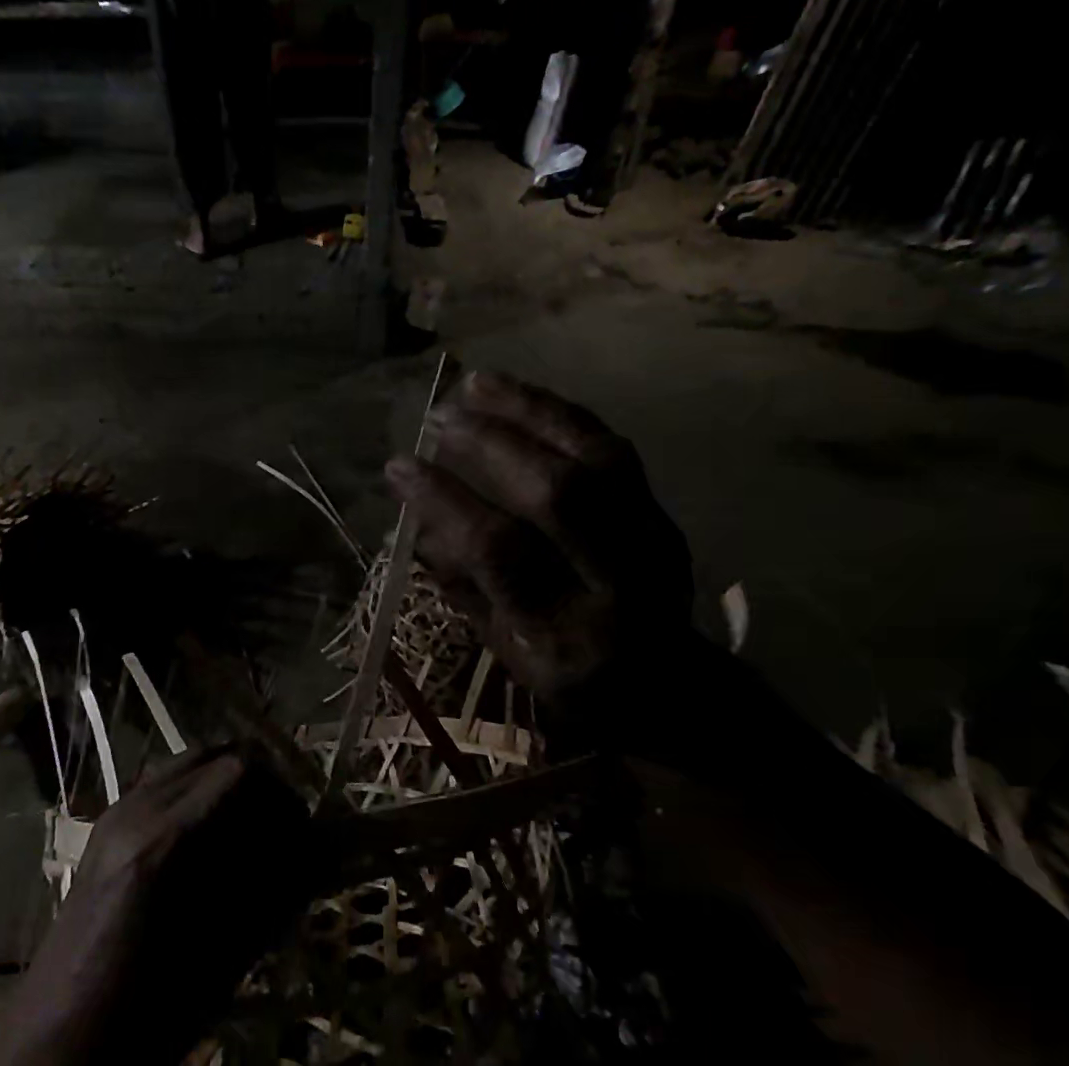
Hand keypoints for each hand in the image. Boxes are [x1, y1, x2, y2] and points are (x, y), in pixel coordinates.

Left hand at [0, 749, 313, 1064]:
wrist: (62, 1035)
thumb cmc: (150, 1008)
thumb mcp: (228, 954)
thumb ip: (281, 889)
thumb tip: (325, 847)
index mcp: (165, 841)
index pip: (241, 770)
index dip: (281, 797)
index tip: (299, 835)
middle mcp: (137, 808)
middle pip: (217, 754)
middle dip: (259, 786)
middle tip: (277, 832)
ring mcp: (117, 809)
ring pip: (190, 761)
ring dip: (229, 787)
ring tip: (245, 836)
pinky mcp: (108, 822)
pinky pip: (166, 782)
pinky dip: (199, 795)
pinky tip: (208, 841)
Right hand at [384, 372, 694, 748]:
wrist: (669, 682)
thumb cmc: (570, 678)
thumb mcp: (505, 650)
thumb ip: (464, 586)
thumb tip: (418, 521)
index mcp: (561, 632)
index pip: (499, 550)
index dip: (445, 500)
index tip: (398, 466)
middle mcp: (614, 581)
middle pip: (558, 493)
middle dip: (490, 444)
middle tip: (438, 420)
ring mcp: (649, 540)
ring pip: (594, 456)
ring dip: (529, 411)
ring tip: (475, 385)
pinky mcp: (662, 513)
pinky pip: (612, 448)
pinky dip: (561, 415)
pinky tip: (521, 396)